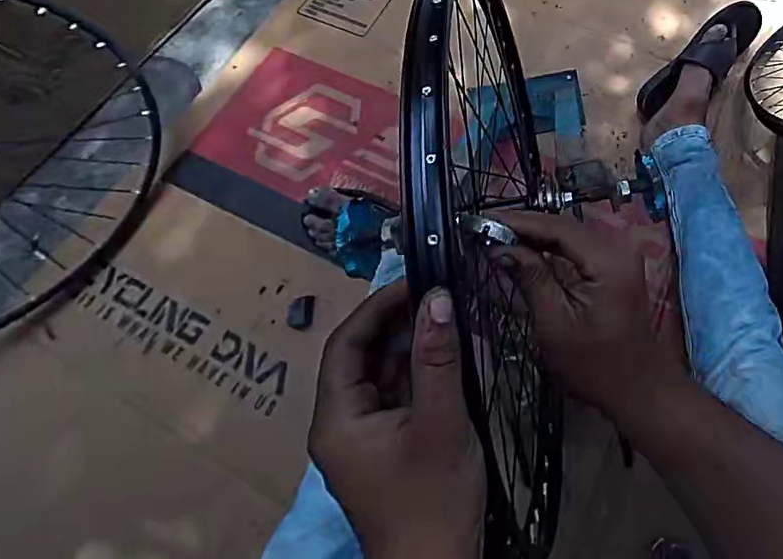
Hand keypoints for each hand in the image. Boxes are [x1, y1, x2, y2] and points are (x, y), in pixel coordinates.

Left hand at [308, 281, 483, 558]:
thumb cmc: (433, 501)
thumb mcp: (440, 422)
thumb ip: (437, 357)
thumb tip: (438, 295)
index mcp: (337, 417)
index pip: (346, 343)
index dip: (377, 307)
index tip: (412, 281)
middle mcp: (342, 422)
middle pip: (363, 355)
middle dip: (398, 323)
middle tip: (435, 294)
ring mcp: (365, 435)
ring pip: (382, 372)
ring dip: (412, 344)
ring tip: (445, 315)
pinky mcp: (387, 444)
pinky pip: (397, 393)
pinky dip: (419, 371)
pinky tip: (446, 353)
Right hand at [493, 212, 689, 420]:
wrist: (640, 390)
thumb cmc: (597, 366)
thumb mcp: (555, 324)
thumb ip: (529, 278)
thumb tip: (499, 247)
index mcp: (608, 259)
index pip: (556, 227)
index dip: (517, 220)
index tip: (484, 219)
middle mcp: (617, 246)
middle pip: (561, 225)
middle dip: (522, 225)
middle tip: (484, 226)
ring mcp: (617, 253)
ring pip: (566, 232)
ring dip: (532, 233)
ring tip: (497, 234)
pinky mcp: (612, 262)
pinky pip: (574, 244)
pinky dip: (547, 245)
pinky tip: (523, 247)